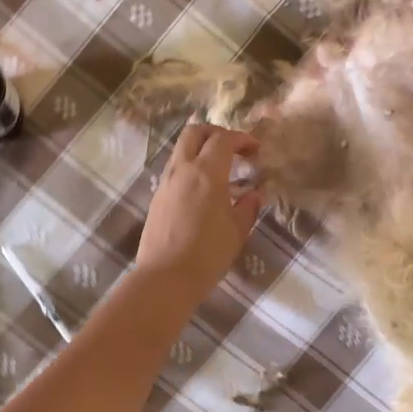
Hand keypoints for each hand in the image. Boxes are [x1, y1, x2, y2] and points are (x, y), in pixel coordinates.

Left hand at [136, 124, 263, 299]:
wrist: (166, 278)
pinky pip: (174, 170)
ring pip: (180, 150)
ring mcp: (165, 183)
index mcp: (206, 173)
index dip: (241, 139)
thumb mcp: (237, 231)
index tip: (255, 149)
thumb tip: (255, 193)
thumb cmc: (207, 255)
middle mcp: (182, 170)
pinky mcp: (157, 198)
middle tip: (232, 148)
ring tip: (218, 171)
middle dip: (215, 133)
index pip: (223, 140)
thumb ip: (248, 207)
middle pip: (194, 133)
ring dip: (200, 150)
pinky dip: (189, 168)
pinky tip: (202, 191)